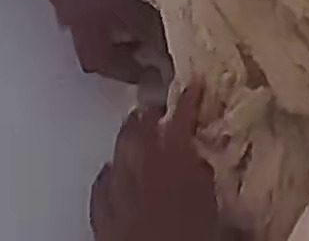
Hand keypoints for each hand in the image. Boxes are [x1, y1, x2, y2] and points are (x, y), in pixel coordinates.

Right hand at [25, 0, 180, 83]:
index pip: (139, 27)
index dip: (160, 40)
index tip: (182, 51)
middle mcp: (91, 17)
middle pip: (108, 60)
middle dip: (132, 72)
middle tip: (157, 75)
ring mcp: (75, 23)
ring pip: (93, 59)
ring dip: (116, 66)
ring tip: (140, 65)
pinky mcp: (67, 20)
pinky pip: (86, 47)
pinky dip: (105, 51)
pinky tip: (122, 41)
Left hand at [92, 83, 225, 240]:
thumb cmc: (191, 234)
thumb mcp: (208, 197)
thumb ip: (202, 168)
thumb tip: (200, 156)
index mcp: (173, 158)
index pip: (181, 117)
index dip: (188, 98)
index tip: (194, 83)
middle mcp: (141, 167)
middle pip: (139, 129)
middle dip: (148, 115)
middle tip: (158, 110)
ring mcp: (117, 190)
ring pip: (117, 151)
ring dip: (127, 139)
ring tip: (134, 132)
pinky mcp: (101, 215)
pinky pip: (100, 185)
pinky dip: (108, 174)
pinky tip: (111, 172)